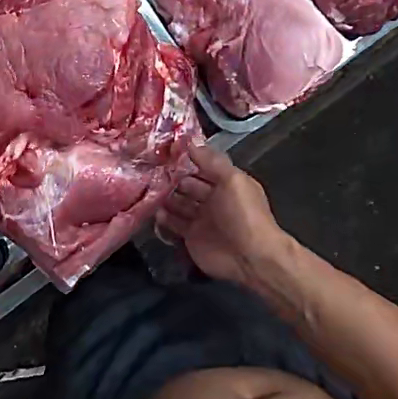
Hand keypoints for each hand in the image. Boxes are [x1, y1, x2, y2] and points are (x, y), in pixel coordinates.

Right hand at [157, 142, 291, 287]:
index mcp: (226, 183)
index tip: (164, 150)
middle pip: (188, 185)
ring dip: (165, 197)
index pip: (203, 167)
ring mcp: (202, 219)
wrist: (250, 257)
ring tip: (146, 188)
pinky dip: (164, 218)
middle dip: (172, 178)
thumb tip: (192, 142)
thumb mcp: (232, 180)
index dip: (187, 159)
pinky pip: (174, 224)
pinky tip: (154, 211)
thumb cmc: (244, 214)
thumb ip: (211, 161)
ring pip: (178, 204)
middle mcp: (213, 199)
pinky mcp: (191, 237)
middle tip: (148, 169)